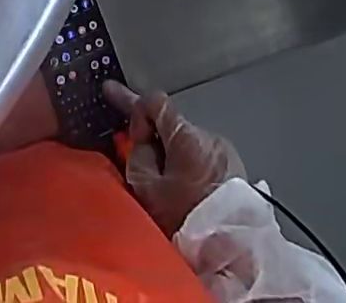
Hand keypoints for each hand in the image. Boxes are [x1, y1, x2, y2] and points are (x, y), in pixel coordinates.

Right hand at [104, 80, 244, 233]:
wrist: (234, 252)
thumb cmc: (186, 218)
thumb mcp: (148, 190)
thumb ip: (137, 156)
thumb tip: (141, 140)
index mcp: (186, 135)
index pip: (154, 100)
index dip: (130, 99)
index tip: (111, 94)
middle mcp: (207, 135)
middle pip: (169, 123)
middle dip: (149, 133)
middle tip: (129, 148)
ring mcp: (224, 151)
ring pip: (185, 143)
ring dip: (169, 153)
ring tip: (158, 183)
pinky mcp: (233, 169)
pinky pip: (200, 157)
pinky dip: (186, 165)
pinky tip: (181, 190)